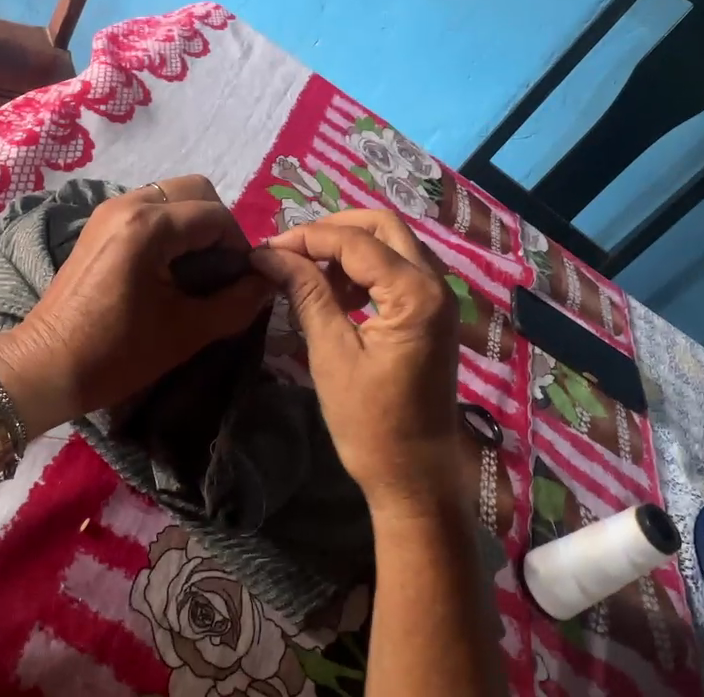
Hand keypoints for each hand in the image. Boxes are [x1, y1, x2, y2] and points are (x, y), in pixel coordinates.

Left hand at [0, 176, 272, 436]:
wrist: (46, 367)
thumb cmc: (116, 353)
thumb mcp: (186, 332)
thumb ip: (236, 303)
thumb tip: (268, 284)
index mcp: (150, 226)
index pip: (217, 216)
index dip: (239, 247)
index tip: (241, 282)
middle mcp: (129, 203)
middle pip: (195, 190)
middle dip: (218, 225)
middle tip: (220, 269)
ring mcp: (109, 210)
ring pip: (171, 195)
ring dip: (193, 224)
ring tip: (195, 270)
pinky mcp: (99, 224)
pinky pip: (149, 207)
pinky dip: (170, 226)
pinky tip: (169, 267)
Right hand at [249, 209, 462, 515]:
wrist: (415, 476)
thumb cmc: (370, 423)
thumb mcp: (330, 353)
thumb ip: (305, 292)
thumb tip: (269, 254)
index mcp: (415, 294)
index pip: (354, 242)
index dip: (306, 238)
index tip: (265, 250)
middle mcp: (435, 284)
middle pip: (382, 226)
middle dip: (332, 230)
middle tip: (290, 251)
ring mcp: (438, 298)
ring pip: (392, 244)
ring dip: (348, 248)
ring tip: (307, 274)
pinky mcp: (432, 313)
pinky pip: (397, 269)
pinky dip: (364, 269)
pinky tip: (335, 294)